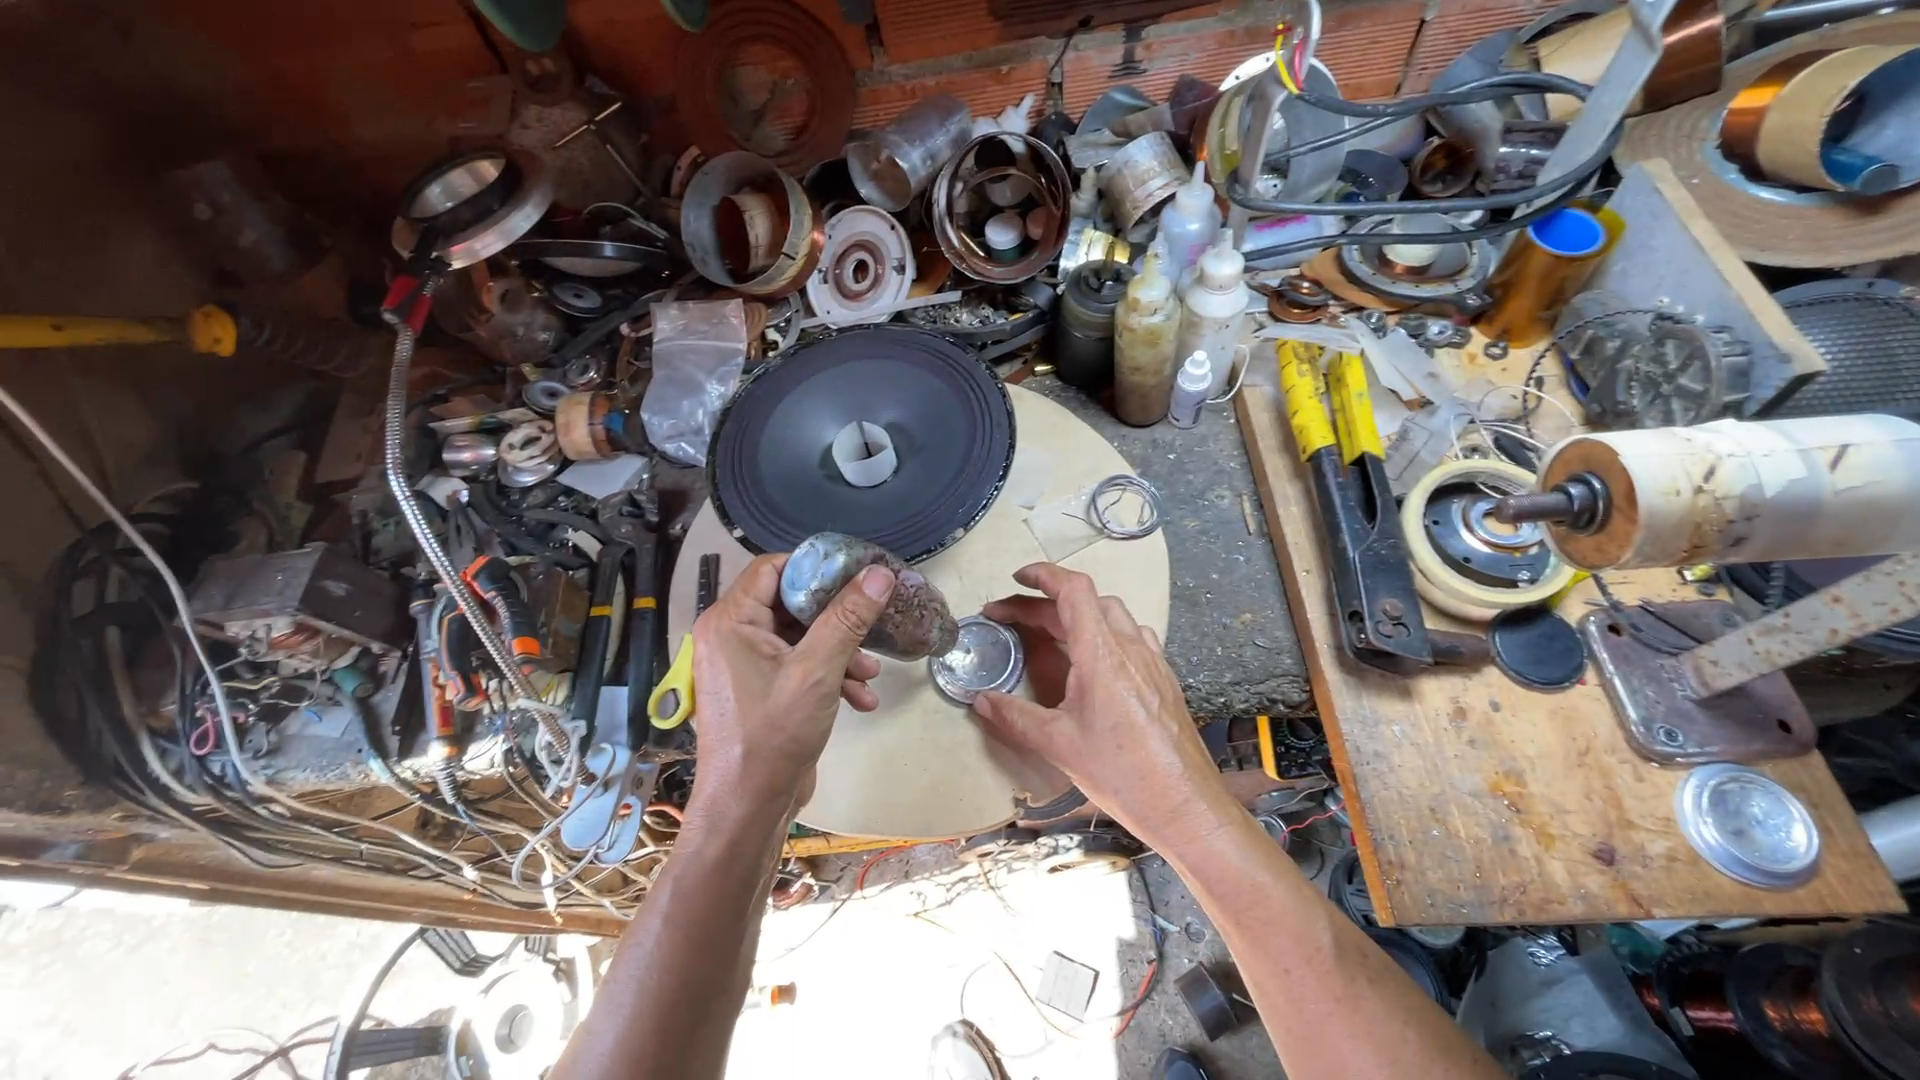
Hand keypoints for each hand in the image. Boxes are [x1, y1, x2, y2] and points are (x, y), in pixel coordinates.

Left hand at [688, 553, 895, 805]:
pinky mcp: (761, 690)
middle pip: (792, 604)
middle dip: (837, 619)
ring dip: (840, 652)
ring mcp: (746, 665)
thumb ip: (848, 618)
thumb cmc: (773, 734)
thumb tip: (879, 574)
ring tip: (870, 674)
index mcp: (730, 620)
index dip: (815, 568)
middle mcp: (732, 636)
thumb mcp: (817, 671)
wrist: (749, 806)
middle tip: (872, 624)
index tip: (857, 576)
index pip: (773, 568)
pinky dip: (829, 676)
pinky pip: (798, 666)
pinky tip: (861, 699)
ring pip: (802, 638)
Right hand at [972, 563, 1233, 848]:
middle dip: (1044, 603)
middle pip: (1086, 602)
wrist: (1183, 803)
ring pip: (1113, 615)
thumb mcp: (1059, 745)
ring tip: (1048, 633)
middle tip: (1010, 620)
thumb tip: (981, 701)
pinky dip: (1104, 633)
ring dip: (1077, 614)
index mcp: (1102, 654)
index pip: (1074, 590)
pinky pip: (1132, 637)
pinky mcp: (1163, 679)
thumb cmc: (1123, 773)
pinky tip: (1092, 660)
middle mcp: (1131, 647)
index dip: (1043, 575)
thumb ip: (1015, 717)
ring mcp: (1152, 661)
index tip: (1016, 577)